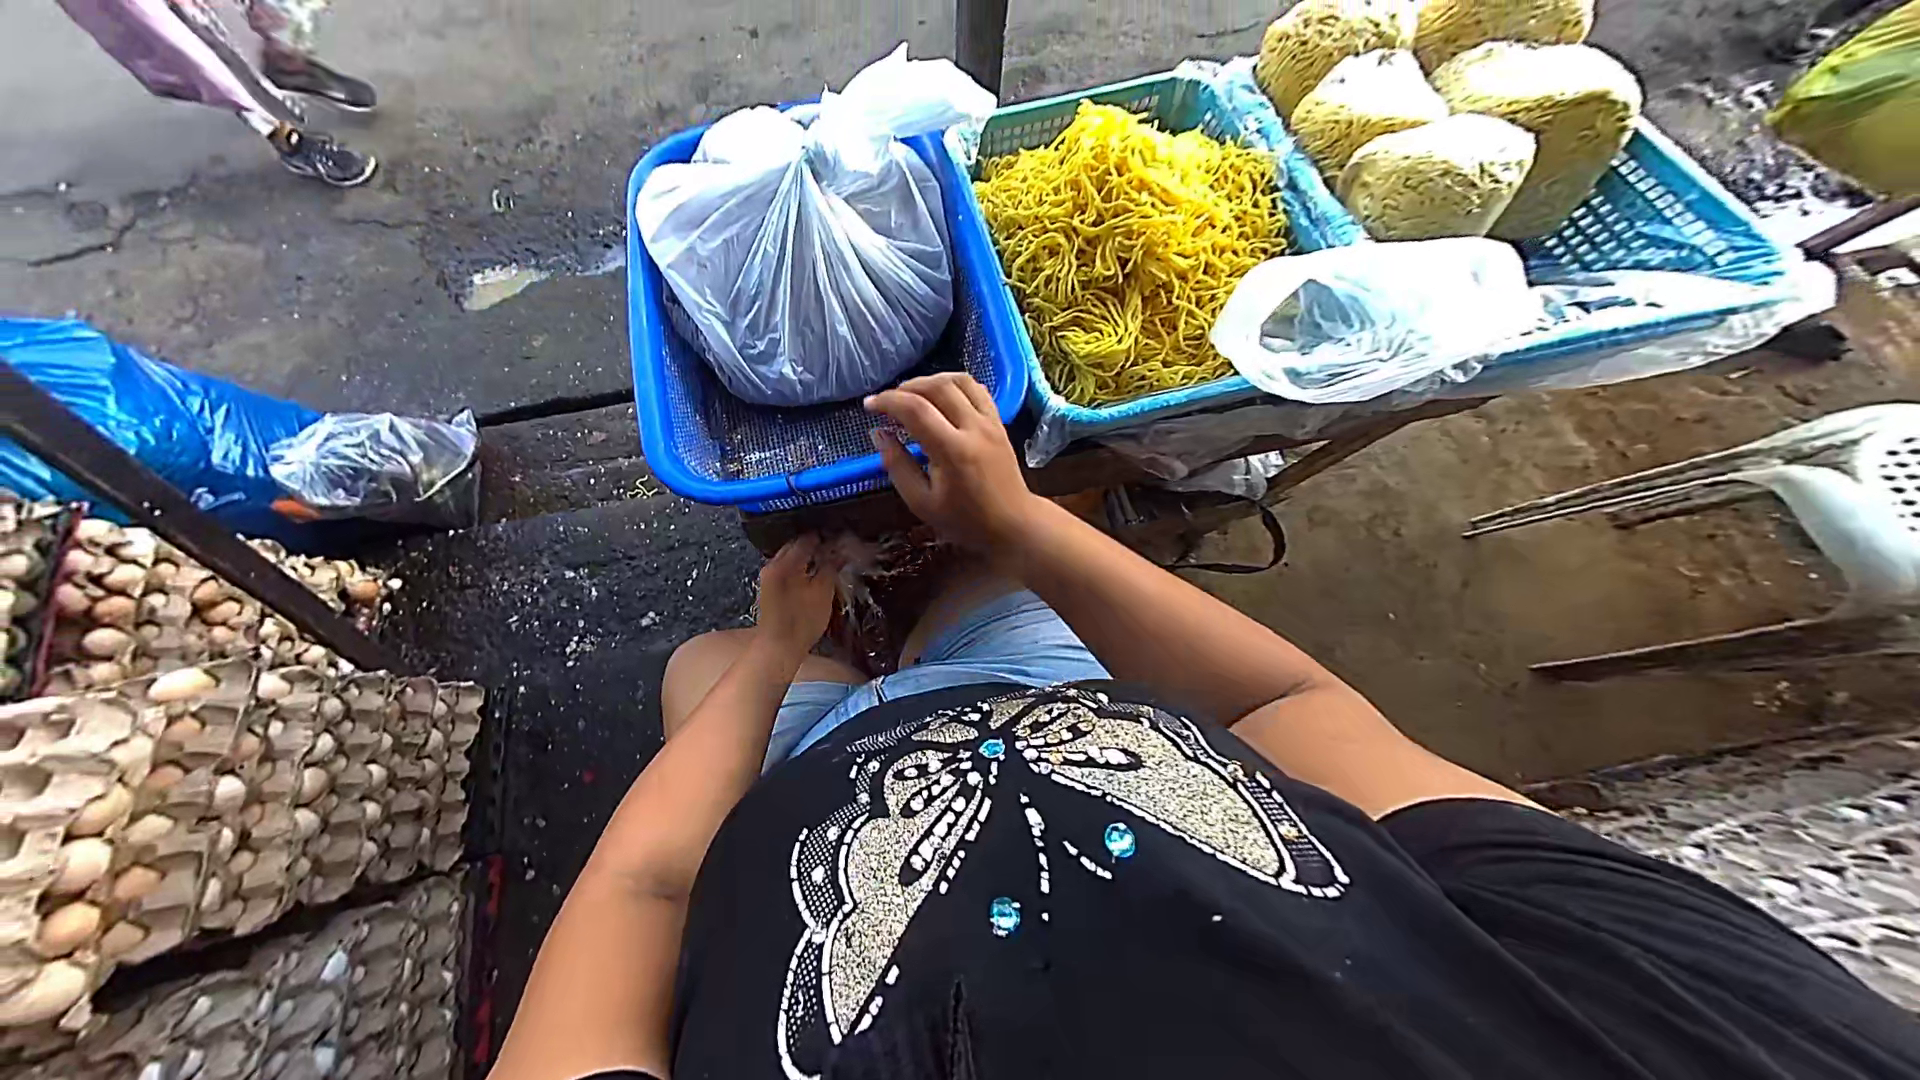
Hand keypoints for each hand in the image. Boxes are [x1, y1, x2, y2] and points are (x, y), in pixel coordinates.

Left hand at [755, 535, 841, 654]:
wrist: (778, 647)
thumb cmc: (802, 622)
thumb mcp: (823, 592)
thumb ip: (831, 567)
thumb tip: (839, 552)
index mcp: (784, 563)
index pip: (806, 539)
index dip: (825, 538)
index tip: (840, 540)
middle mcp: (772, 565)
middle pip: (795, 545)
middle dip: (815, 545)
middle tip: (835, 550)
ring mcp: (769, 576)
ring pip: (790, 556)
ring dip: (807, 556)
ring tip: (827, 561)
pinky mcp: (770, 587)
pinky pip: (786, 567)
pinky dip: (800, 566)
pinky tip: (814, 574)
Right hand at [865, 373, 1045, 554]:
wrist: (1012, 524)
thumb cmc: (965, 520)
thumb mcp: (921, 502)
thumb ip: (897, 466)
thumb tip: (879, 434)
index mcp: (953, 451)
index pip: (916, 410)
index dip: (887, 401)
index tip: (869, 406)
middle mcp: (974, 429)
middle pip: (937, 387)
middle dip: (906, 387)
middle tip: (888, 402)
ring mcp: (990, 422)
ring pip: (959, 381)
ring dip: (930, 381)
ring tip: (911, 396)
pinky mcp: (999, 422)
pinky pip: (976, 389)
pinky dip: (953, 385)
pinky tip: (939, 397)